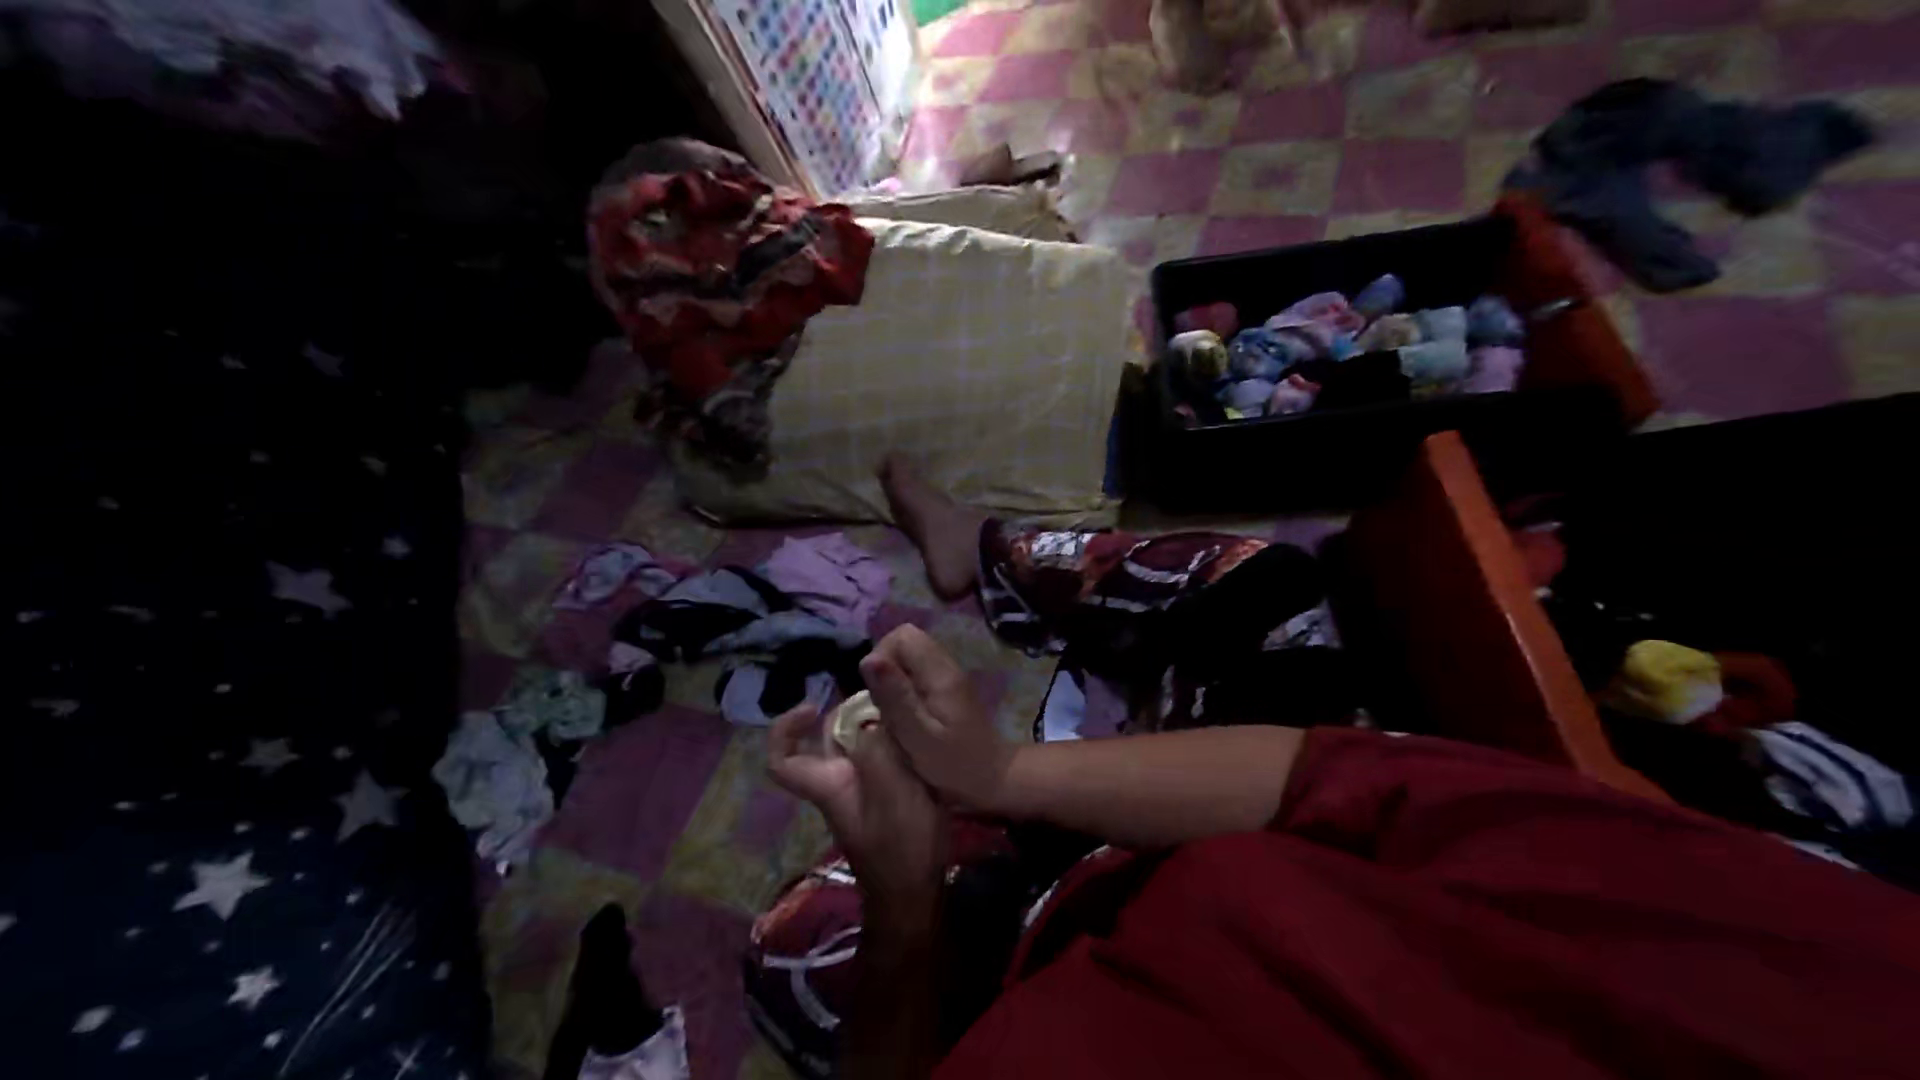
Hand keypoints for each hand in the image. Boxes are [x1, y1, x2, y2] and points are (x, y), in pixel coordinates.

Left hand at [768, 704, 947, 914]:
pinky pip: (879, 758)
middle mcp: (838, 785)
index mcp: (828, 785)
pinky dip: (892, 742)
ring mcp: (861, 792)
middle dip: (848, 714)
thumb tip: (870, 720)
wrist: (915, 895)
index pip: (782, 760)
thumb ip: (878, 753)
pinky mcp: (884, 797)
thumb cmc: (901, 846)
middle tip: (881, 696)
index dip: (784, 729)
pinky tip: (917, 736)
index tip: (811, 707)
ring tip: (903, 709)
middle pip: (827, 740)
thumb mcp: (892, 794)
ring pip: (856, 746)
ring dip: (874, 725)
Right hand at [861, 626, 1017, 813]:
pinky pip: (917, 672)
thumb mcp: (918, 737)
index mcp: (940, 673)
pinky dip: (904, 688)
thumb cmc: (955, 764)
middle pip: (905, 641)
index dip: (881, 657)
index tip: (878, 694)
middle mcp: (946, 665)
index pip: (902, 635)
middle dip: (885, 669)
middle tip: (883, 705)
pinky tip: (906, 716)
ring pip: (909, 657)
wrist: (993, 778)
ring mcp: (948, 675)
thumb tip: (869, 659)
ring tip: (893, 713)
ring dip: (893, 680)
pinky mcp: (947, 687)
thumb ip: (895, 697)